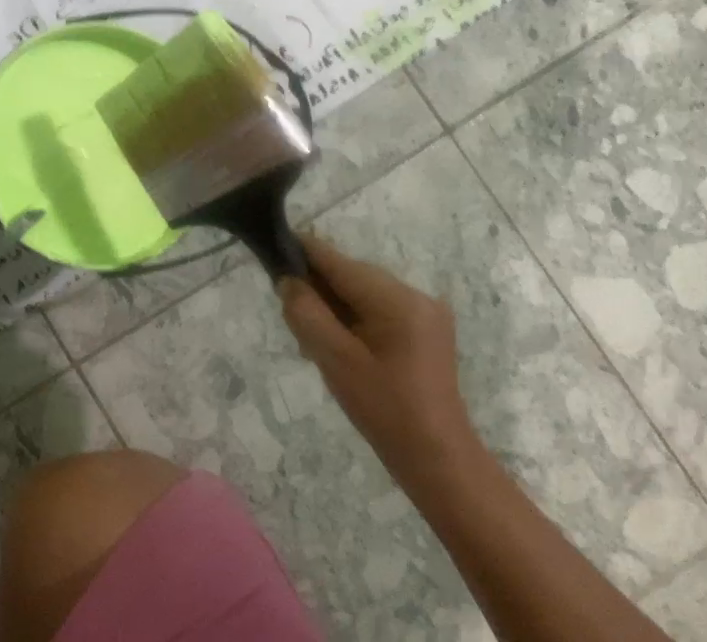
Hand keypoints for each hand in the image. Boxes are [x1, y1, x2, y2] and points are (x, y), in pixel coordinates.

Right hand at [278, 234, 477, 481]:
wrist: (436, 456)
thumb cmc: (383, 408)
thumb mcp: (335, 359)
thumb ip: (306, 313)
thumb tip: (287, 279)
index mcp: (397, 299)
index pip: (338, 262)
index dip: (302, 252)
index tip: (271, 250)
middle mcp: (416, 295)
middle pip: (351, 276)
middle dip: (317, 290)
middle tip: (289, 316)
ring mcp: (425, 313)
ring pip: (362, 294)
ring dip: (333, 308)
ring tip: (313, 341)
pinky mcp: (425, 331)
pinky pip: (378, 311)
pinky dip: (352, 321)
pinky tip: (339, 347)